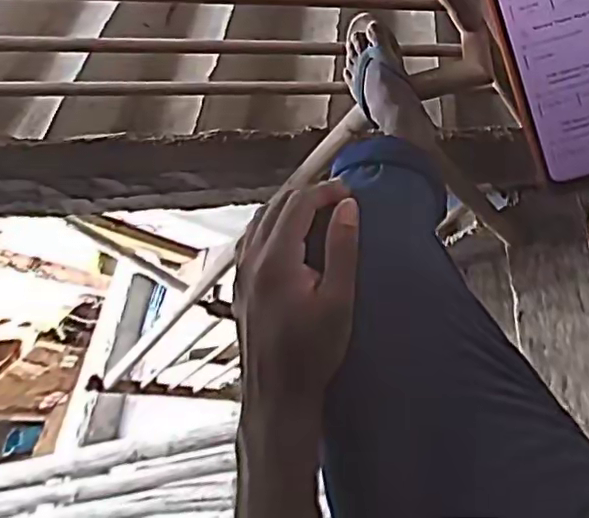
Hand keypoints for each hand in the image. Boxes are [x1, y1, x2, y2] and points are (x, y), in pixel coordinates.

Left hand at [237, 181, 360, 404]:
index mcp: (275, 260)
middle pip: (277, 205)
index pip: (298, 203)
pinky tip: (290, 234)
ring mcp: (242, 273)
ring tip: (318, 209)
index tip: (347, 192)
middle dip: (309, 193)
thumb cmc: (311, 355)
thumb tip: (347, 208)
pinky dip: (273, 222)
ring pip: (262, 218)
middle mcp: (253, 261)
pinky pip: (253, 237)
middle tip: (336, 196)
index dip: (325, 191)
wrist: (278, 397)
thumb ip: (342, 247)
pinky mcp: (241, 285)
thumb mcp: (339, 300)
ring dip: (290, 205)